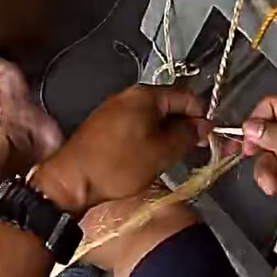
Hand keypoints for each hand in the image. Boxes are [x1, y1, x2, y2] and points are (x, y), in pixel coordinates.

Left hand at [31, 85, 208, 212]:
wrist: (70, 181)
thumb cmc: (118, 165)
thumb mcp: (161, 152)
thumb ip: (187, 135)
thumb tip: (203, 126)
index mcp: (145, 95)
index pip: (187, 96)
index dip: (201, 116)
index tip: (205, 137)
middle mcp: (129, 95)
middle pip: (169, 104)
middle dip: (184, 125)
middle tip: (190, 149)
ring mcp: (115, 108)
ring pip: (153, 116)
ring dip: (166, 133)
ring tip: (169, 156)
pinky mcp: (105, 124)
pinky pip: (136, 123)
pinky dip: (148, 136)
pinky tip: (148, 156)